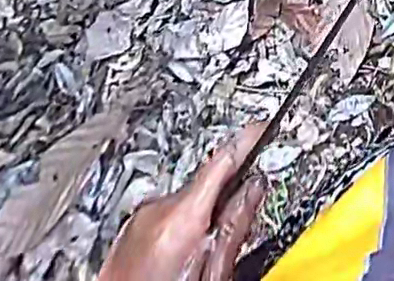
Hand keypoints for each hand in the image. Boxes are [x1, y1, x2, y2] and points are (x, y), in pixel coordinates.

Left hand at [97, 124, 266, 280]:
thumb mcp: (212, 274)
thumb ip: (235, 226)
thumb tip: (255, 187)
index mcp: (180, 219)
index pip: (224, 158)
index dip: (250, 138)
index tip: (265, 127)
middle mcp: (155, 210)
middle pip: (207, 181)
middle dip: (227, 191)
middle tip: (243, 215)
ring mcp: (138, 221)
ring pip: (187, 199)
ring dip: (203, 213)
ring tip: (202, 252)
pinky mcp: (128, 233)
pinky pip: (167, 215)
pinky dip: (181, 226)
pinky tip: (180, 257)